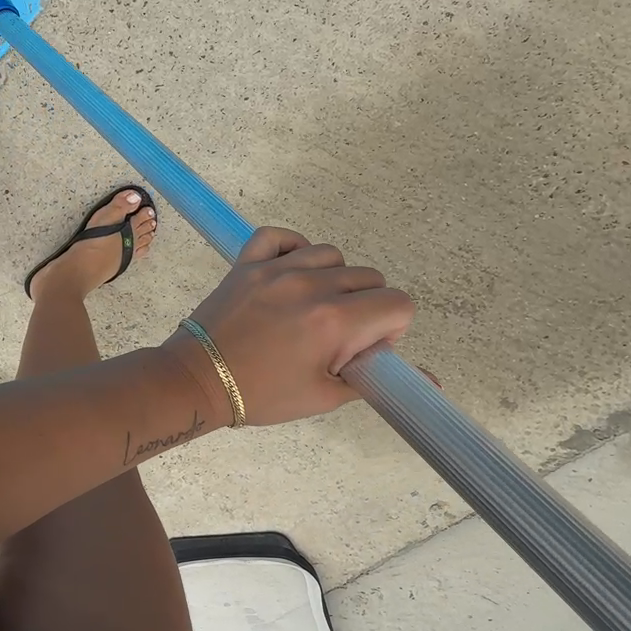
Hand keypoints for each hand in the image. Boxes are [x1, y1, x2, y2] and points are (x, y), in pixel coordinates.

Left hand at [171, 227, 413, 425]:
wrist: (199, 378)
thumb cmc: (263, 393)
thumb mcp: (327, 394)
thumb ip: (376, 377)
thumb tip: (430, 380)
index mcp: (334, 320)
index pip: (397, 303)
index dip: (391, 328)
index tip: (364, 348)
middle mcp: (308, 286)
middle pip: (368, 277)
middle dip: (366, 306)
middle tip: (338, 335)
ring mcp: (273, 270)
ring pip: (329, 254)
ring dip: (333, 277)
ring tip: (314, 307)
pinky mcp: (245, 264)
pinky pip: (276, 236)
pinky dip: (291, 247)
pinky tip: (292, 272)